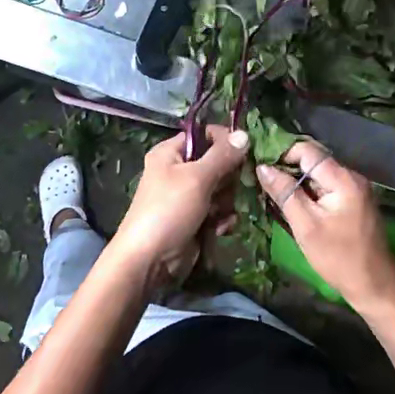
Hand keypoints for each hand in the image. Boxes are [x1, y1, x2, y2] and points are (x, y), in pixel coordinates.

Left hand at [111, 125, 249, 289]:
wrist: (151, 260)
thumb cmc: (169, 210)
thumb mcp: (196, 178)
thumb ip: (222, 156)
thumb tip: (244, 134)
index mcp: (170, 153)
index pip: (204, 135)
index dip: (224, 141)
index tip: (243, 151)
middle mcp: (178, 171)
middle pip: (218, 164)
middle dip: (226, 180)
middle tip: (223, 190)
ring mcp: (187, 196)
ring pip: (222, 189)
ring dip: (225, 203)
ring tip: (216, 214)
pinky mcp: (196, 218)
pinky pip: (219, 211)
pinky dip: (221, 219)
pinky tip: (218, 230)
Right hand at [256, 140, 394, 312]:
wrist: (375, 285)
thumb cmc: (338, 257)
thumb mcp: (305, 225)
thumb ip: (284, 193)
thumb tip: (262, 167)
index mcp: (343, 179)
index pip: (307, 150)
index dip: (282, 155)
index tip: (261, 169)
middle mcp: (352, 177)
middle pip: (313, 160)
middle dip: (287, 169)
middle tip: (263, 183)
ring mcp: (355, 189)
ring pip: (318, 174)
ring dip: (297, 182)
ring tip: (274, 195)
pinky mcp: (354, 201)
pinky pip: (326, 187)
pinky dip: (309, 192)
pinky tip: (295, 206)